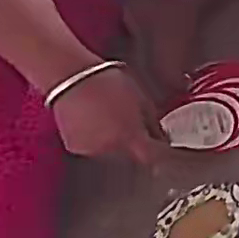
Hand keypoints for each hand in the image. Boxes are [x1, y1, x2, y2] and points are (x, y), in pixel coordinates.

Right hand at [49, 65, 168, 164]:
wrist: (74, 79)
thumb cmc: (111, 85)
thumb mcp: (143, 102)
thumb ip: (154, 127)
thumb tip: (162, 140)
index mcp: (130, 137)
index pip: (152, 158)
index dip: (162, 156)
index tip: (164, 150)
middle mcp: (110, 149)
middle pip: (133, 158)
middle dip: (139, 148)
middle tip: (137, 127)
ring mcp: (91, 150)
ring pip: (114, 156)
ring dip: (119, 146)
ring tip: (114, 121)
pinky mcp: (75, 148)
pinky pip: (95, 150)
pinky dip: (100, 142)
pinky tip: (99, 124)